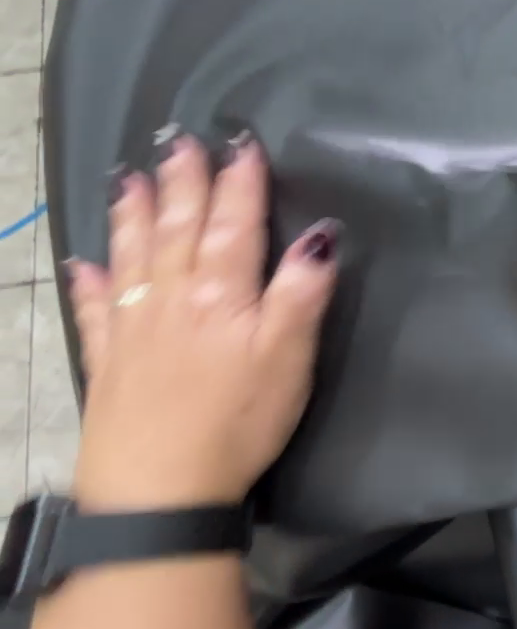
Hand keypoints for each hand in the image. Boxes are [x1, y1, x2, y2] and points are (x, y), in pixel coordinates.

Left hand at [62, 135, 339, 510]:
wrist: (161, 486)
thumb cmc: (241, 415)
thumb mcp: (291, 353)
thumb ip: (301, 292)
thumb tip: (320, 235)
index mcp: (222, 296)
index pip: (234, 228)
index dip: (239, 186)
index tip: (241, 145)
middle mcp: (172, 301)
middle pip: (180, 233)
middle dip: (183, 186)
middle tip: (178, 142)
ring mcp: (134, 330)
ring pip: (135, 259)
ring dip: (136, 216)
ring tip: (131, 179)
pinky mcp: (111, 362)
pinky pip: (97, 309)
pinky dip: (91, 280)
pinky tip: (84, 261)